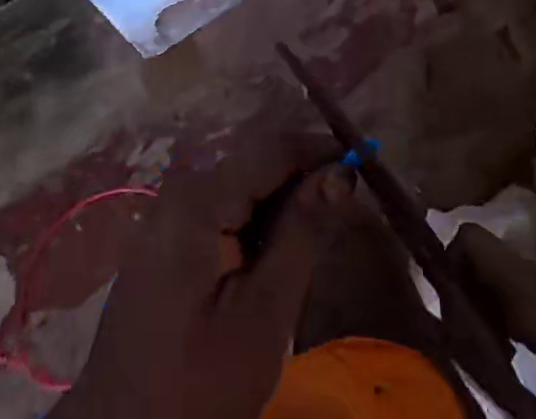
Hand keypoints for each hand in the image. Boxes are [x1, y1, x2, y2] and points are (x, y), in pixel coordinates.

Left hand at [53, 134, 351, 418]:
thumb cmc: (196, 386)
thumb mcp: (264, 311)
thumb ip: (303, 230)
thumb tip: (342, 171)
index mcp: (196, 201)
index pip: (272, 149)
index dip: (321, 150)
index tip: (365, 164)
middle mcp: (179, 194)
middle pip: (257, 164)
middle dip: (306, 179)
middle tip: (348, 208)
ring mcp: (169, 218)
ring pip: (246, 187)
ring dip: (287, 203)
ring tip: (322, 231)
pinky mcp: (171, 242)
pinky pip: (228, 212)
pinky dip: (262, 224)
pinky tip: (282, 252)